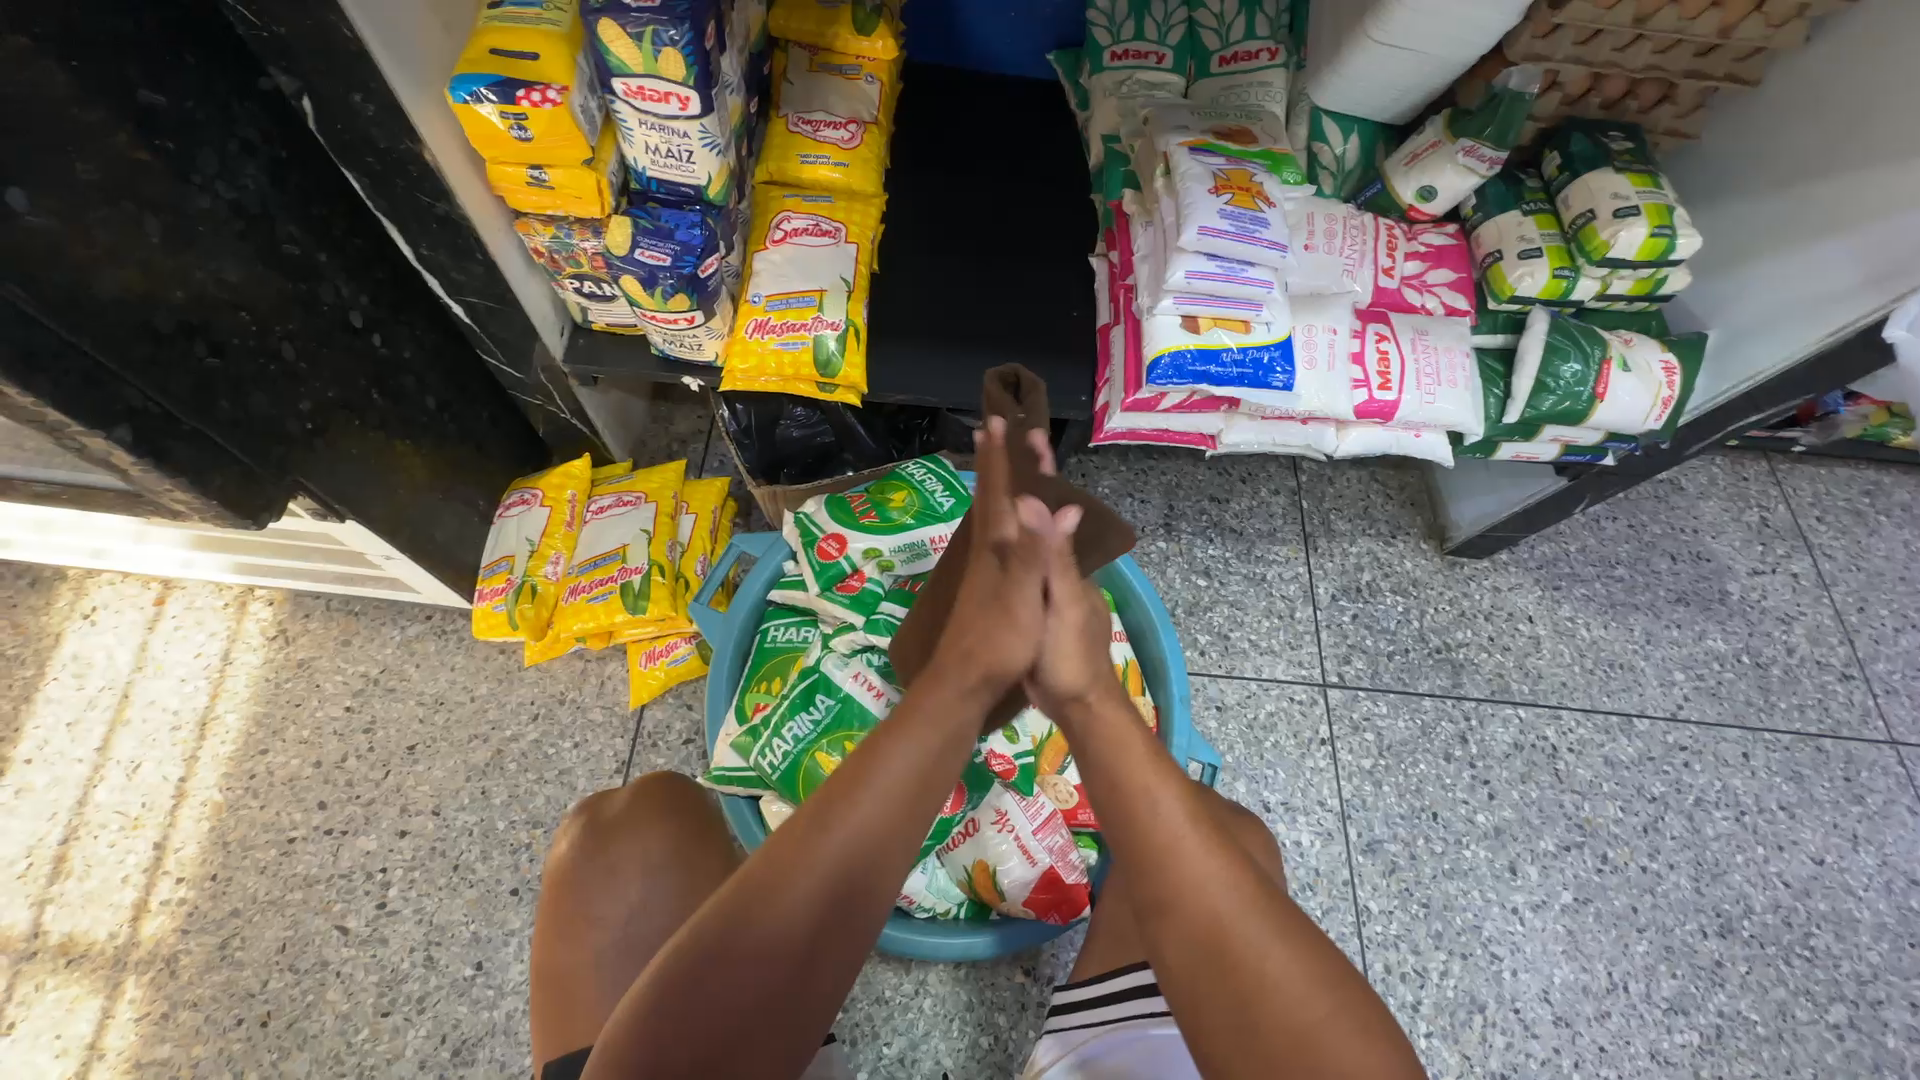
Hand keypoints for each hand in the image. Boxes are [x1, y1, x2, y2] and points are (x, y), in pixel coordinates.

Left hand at [926, 418, 1063, 701]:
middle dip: (993, 462)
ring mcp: (983, 571)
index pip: (1000, 493)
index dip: (1000, 458)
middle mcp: (987, 552)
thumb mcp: (1025, 596)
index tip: (997, 421)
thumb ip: (1039, 552)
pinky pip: (993, 536)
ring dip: (992, 486)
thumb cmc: (999, 640)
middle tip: (991, 428)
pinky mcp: (986, 588)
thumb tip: (1061, 504)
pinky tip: (1001, 527)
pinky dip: (997, 516)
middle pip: (989, 498)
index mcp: (998, 549)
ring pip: (988, 516)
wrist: (964, 681)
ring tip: (994, 465)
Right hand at [1018, 445, 1129, 730]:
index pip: (1051, 506)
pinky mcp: (1038, 607)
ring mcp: (1051, 588)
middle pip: (1043, 516)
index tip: (1028, 434)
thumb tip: (1036, 502)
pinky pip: (1024, 563)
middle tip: (1008, 444)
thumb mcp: (1062, 604)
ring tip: (999, 481)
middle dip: (1029, 480)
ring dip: (1019, 507)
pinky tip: (997, 544)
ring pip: (1034, 539)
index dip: (1042, 472)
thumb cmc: (1069, 656)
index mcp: (1066, 564)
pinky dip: (1012, 541)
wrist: (1079, 704)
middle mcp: (1061, 568)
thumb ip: (1051, 557)